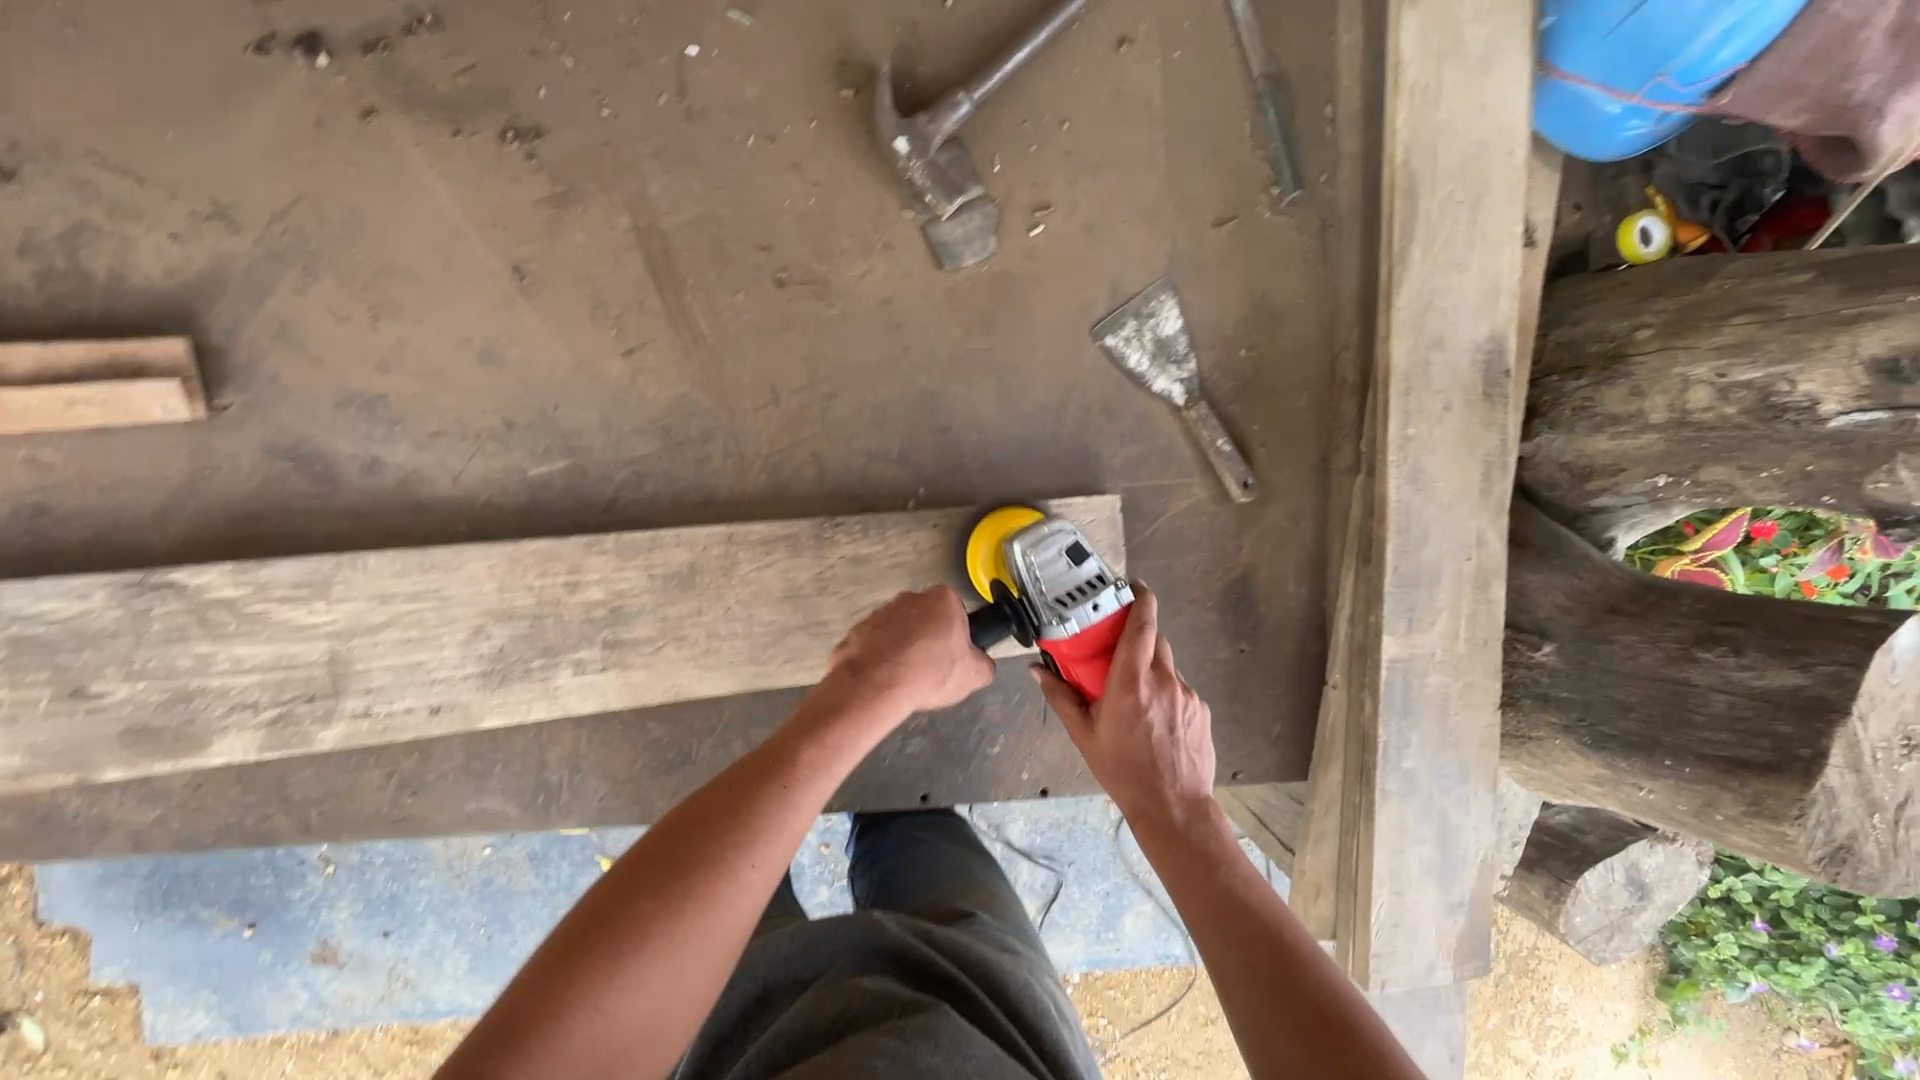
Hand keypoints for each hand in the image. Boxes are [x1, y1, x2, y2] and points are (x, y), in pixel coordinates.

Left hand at [828, 586, 995, 714]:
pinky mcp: (857, 631)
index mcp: (942, 599)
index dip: (956, 634)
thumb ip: (983, 664)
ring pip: (898, 630)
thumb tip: (980, 665)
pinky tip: (885, 680)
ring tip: (906, 679)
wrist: (877, 685)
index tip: (953, 655)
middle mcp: (910, 598)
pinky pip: (875, 644)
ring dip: (902, 648)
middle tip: (932, 668)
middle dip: (928, 638)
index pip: (955, 611)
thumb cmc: (931, 672)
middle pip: (925, 617)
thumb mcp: (976, 675)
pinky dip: (879, 659)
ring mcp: (879, 612)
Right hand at [1033, 585, 1216, 829]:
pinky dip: (1165, 693)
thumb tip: (1036, 670)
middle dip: (1138, 638)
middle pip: (1155, 640)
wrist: (1174, 807)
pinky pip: (1180, 689)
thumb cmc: (1123, 771)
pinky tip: (1154, 722)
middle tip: (1119, 652)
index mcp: (1131, 681)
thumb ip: (1060, 696)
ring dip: (1151, 671)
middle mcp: (1163, 680)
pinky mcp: (1201, 710)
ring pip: (1167, 666)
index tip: (1134, 587)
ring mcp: (1187, 694)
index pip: (1142, 624)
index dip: (1141, 598)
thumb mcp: (1084, 735)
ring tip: (1135, 699)